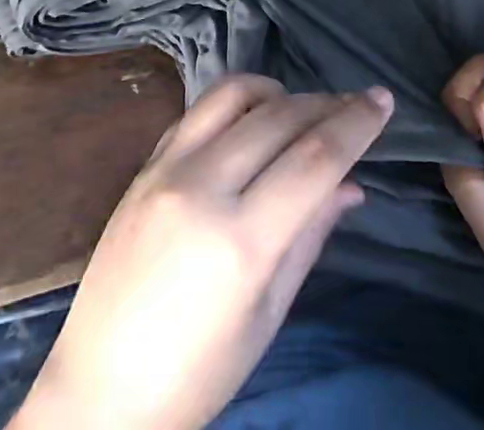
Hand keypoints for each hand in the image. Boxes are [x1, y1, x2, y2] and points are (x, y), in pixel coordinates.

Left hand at [13, 75, 392, 429]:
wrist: (100, 391)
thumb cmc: (198, 371)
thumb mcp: (269, 312)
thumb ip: (311, 235)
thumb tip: (351, 184)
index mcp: (240, 239)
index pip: (315, 157)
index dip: (357, 123)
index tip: (384, 100)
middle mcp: (200, 188)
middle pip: (280, 117)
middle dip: (327, 103)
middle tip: (355, 104)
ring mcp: (164, 170)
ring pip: (233, 95)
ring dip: (279, 92)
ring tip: (302, 110)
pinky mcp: (142, 168)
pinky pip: (197, 112)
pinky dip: (235, 104)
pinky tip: (252, 122)